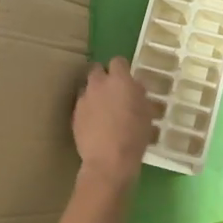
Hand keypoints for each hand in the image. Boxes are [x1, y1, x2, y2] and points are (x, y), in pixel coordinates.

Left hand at [72, 58, 154, 184]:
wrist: (109, 161)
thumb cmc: (135, 135)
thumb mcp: (147, 113)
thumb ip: (139, 96)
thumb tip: (134, 89)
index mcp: (119, 80)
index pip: (118, 61)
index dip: (122, 69)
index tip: (127, 79)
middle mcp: (98, 84)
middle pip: (97, 69)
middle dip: (104, 77)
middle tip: (114, 92)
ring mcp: (83, 99)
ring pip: (87, 88)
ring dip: (95, 93)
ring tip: (103, 109)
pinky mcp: (74, 115)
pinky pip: (82, 105)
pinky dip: (88, 110)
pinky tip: (95, 124)